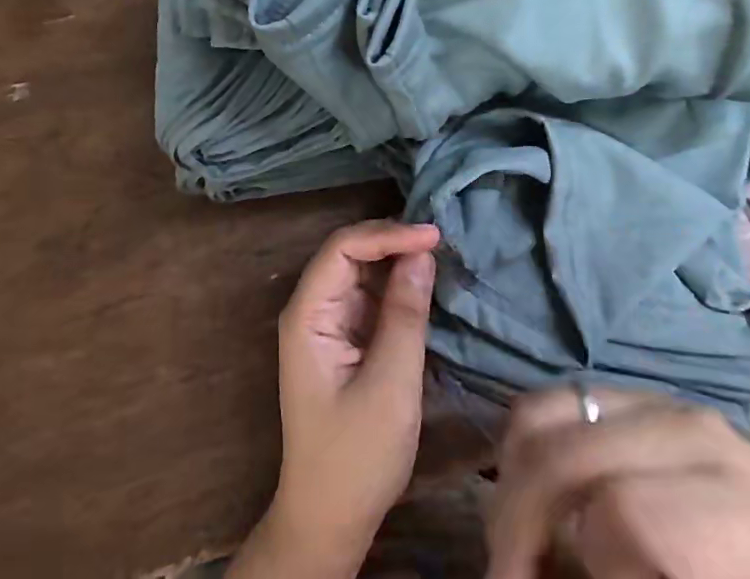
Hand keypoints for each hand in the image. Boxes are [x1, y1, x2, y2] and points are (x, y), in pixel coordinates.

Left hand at [234, 220, 440, 577]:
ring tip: (441, 252)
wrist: (331, 515)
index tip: (434, 237)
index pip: (342, 249)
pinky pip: (373, 297)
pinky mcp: (348, 340)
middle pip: (350, 254)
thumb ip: (405, 314)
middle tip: (442, 240)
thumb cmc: (357, 454)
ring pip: (363, 272)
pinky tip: (426, 281)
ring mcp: (330, 324)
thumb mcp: (390, 383)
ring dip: (399, 260)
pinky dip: (400, 286)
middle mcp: (313, 310)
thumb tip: (422, 253)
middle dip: (393, 241)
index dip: (387, 234)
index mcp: (308, 316)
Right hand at [487, 387, 749, 578]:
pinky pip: (560, 400)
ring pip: (546, 409)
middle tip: (509, 573)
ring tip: (520, 537)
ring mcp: (667, 404)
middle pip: (565, 452)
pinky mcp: (645, 396)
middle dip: (516, 520)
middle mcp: (699, 438)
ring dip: (514, 477)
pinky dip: (532, 447)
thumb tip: (543, 570)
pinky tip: (541, 497)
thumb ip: (627, 573)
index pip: (624, 514)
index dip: (573, 562)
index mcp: (745, 514)